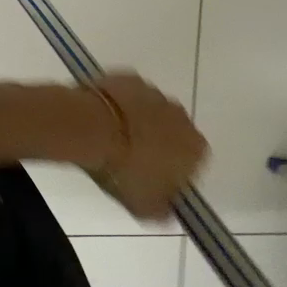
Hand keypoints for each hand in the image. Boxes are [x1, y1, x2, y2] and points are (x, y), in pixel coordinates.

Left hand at [85, 73, 207, 220]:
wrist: (91, 127)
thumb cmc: (124, 171)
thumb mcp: (146, 207)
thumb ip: (164, 211)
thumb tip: (167, 210)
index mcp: (195, 149)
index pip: (192, 164)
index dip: (171, 172)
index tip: (151, 178)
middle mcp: (181, 116)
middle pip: (172, 133)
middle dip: (156, 143)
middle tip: (129, 157)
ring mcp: (154, 92)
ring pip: (150, 110)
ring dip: (137, 120)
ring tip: (112, 135)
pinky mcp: (129, 75)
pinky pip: (128, 93)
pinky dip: (120, 101)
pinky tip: (103, 114)